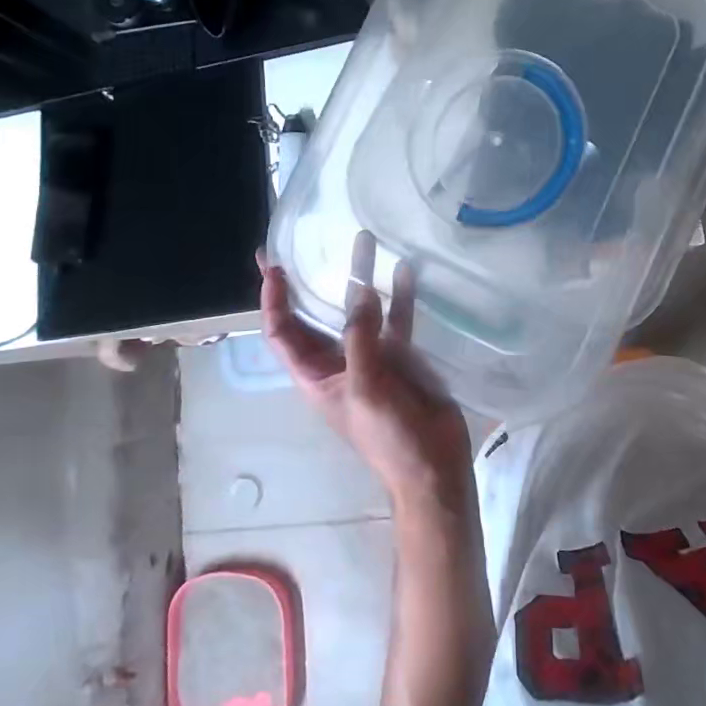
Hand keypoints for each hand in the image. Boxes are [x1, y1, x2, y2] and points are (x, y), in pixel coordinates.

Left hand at [258, 232, 472, 514]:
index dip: (274, 301)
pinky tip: (405, 270)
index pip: (283, 333)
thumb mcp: (365, 386)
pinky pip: (397, 320)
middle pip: (314, 317)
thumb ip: (359, 337)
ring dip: (359, 280)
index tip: (272, 265)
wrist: (433, 464)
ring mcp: (371, 357)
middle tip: (300, 245)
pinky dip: (400, 297)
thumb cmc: (388, 433)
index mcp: (316, 376)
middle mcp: (338, 362)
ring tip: (363, 241)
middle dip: (306, 284)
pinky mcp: (401, 357)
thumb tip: (360, 291)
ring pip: (359, 312)